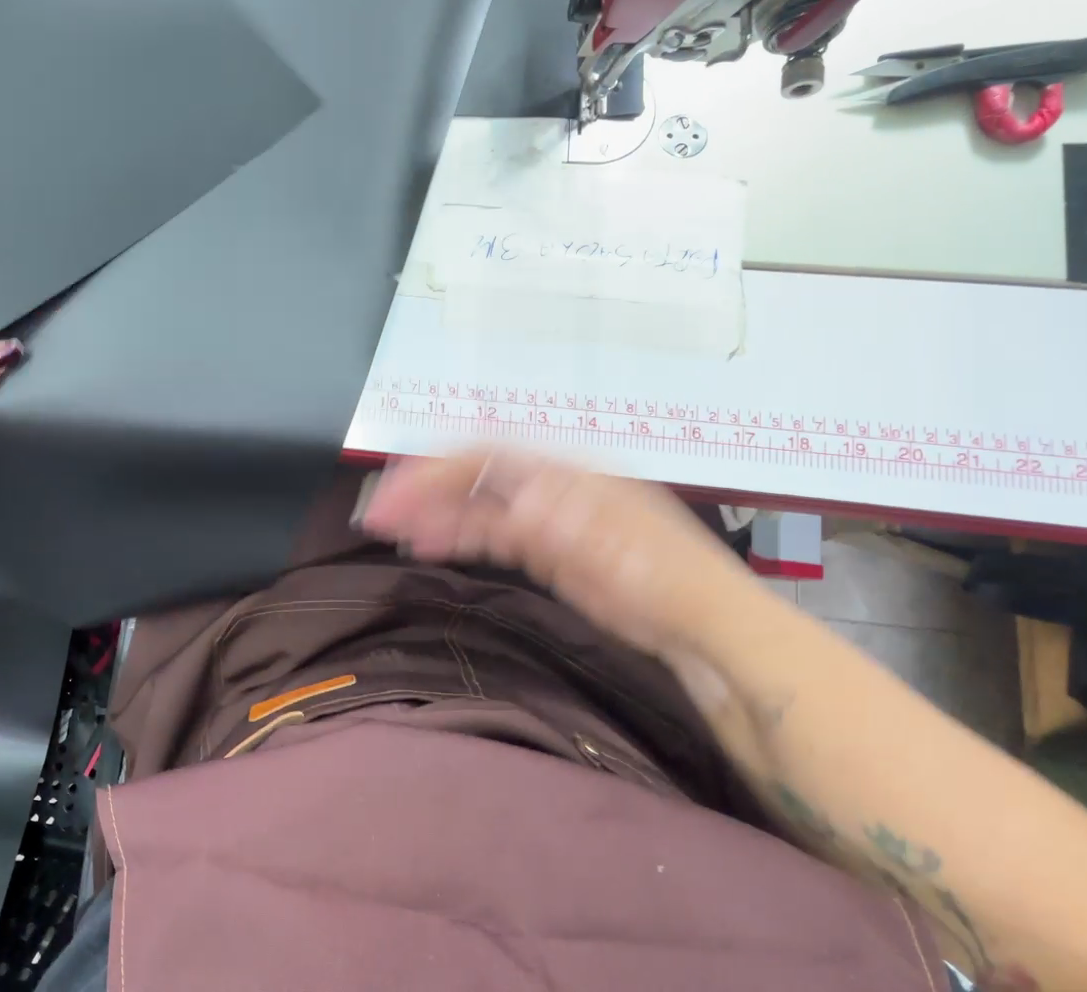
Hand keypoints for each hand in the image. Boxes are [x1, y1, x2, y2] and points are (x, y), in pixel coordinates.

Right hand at [357, 446, 759, 654]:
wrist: (707, 632)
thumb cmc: (669, 581)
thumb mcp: (618, 549)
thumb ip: (562, 523)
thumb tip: (511, 505)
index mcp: (571, 471)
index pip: (490, 454)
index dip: (439, 466)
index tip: (399, 491)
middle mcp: (553, 485)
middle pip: (475, 476)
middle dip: (425, 489)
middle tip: (379, 514)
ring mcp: (549, 518)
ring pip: (476, 505)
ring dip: (434, 514)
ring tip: (392, 529)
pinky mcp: (547, 551)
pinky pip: (490, 535)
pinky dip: (457, 536)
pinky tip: (430, 545)